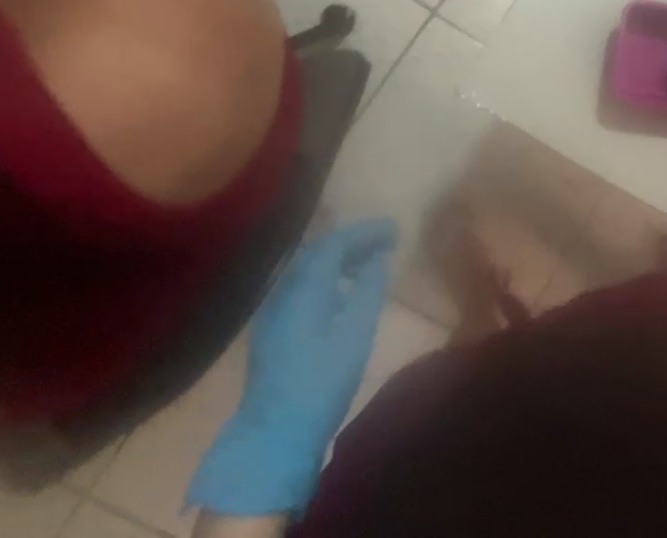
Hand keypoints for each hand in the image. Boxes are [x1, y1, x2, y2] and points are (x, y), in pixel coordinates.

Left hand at [188, 220, 397, 517]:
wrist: (274, 436)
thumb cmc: (321, 385)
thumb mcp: (355, 336)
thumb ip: (367, 291)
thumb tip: (378, 260)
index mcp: (303, 291)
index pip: (334, 244)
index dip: (365, 233)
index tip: (394, 230)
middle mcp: (283, 294)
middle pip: (317, 253)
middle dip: (352, 243)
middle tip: (385, 243)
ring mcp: (273, 314)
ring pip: (307, 272)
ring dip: (338, 261)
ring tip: (369, 265)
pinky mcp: (272, 332)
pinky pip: (301, 289)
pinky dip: (326, 280)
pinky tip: (344, 296)